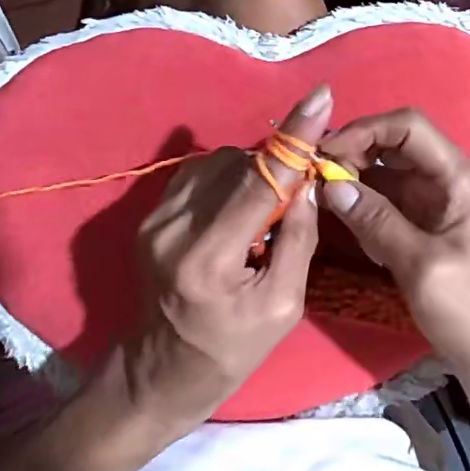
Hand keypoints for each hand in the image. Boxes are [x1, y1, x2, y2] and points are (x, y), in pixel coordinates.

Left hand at [125, 85, 333, 429]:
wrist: (157, 373)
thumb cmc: (229, 352)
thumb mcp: (282, 308)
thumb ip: (298, 240)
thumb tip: (305, 181)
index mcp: (209, 259)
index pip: (260, 183)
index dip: (294, 138)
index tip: (320, 97)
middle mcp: (173, 228)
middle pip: (239, 165)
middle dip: (275, 168)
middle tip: (295, 194)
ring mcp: (154, 219)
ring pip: (218, 162)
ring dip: (250, 173)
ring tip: (261, 212)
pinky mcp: (149, 215)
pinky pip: (198, 172)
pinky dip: (226, 179)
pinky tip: (234, 208)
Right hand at [318, 109, 469, 377]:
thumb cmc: (465, 308)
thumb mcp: (419, 265)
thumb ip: (376, 220)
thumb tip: (330, 184)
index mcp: (460, 178)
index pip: (410, 128)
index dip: (366, 129)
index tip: (326, 149)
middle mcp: (446, 178)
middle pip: (394, 143)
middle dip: (354, 151)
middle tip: (317, 173)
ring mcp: (432, 199)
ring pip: (384, 169)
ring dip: (353, 177)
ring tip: (322, 194)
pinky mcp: (419, 219)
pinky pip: (383, 196)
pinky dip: (361, 201)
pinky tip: (343, 217)